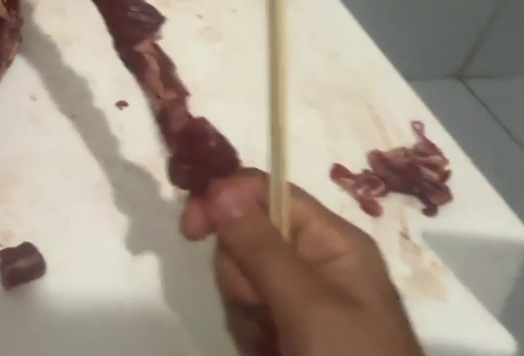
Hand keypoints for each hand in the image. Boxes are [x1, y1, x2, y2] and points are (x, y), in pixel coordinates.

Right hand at [181, 170, 423, 355]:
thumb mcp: (309, 308)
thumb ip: (259, 246)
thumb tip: (217, 185)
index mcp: (333, 242)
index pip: (264, 190)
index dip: (223, 200)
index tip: (190, 230)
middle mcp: (316, 260)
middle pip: (243, 234)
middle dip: (239, 275)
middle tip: (261, 310)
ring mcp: (301, 298)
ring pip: (238, 275)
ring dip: (244, 311)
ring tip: (274, 346)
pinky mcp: (287, 328)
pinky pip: (243, 310)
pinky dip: (249, 333)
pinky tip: (270, 354)